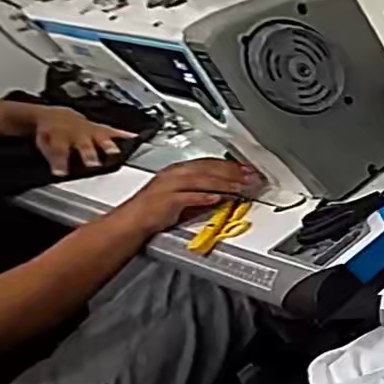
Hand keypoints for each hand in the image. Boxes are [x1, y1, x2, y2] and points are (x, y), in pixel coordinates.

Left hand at [32, 106, 136, 175]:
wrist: (58, 116)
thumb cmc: (52, 134)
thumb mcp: (44, 143)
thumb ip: (52, 156)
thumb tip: (60, 172)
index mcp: (59, 137)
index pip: (59, 151)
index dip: (60, 163)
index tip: (60, 173)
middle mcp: (77, 134)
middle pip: (84, 145)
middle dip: (89, 155)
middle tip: (93, 164)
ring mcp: (92, 131)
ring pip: (102, 139)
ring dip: (108, 146)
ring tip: (114, 152)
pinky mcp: (103, 129)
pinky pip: (115, 132)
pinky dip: (126, 136)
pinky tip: (134, 138)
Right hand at [105, 160, 255, 236]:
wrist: (133, 220)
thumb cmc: (160, 208)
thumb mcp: (187, 193)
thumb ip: (206, 189)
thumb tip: (232, 187)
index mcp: (178, 171)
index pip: (208, 163)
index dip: (230, 165)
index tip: (248, 169)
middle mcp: (173, 175)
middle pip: (206, 169)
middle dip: (231, 172)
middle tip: (250, 176)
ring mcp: (168, 186)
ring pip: (199, 180)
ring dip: (222, 183)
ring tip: (239, 187)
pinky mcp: (165, 200)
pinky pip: (186, 197)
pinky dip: (202, 197)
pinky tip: (216, 198)